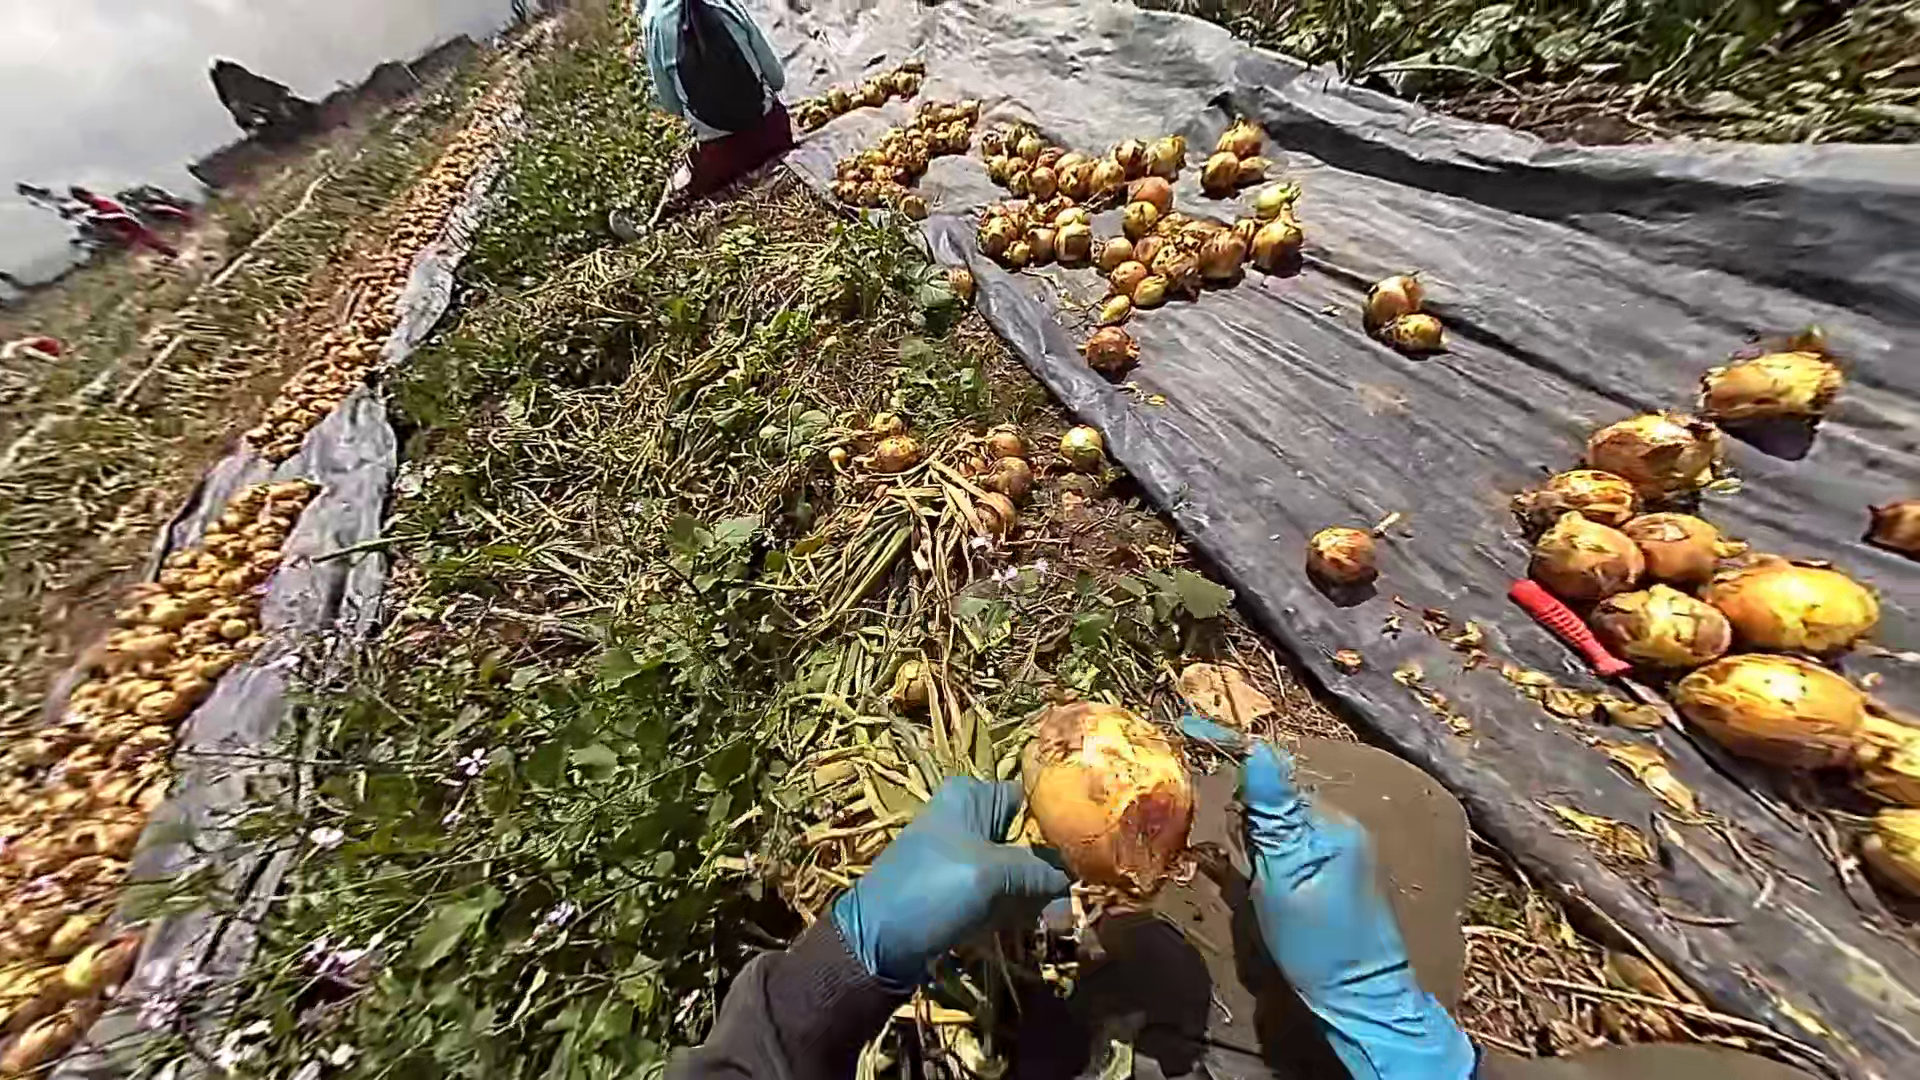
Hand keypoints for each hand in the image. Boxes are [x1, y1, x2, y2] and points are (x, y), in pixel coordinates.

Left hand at [832, 778, 1069, 984]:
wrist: (876, 937)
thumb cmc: (932, 888)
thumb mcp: (991, 875)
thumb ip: (1036, 870)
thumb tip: (1073, 875)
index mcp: (971, 794)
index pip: (1026, 798)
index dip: (1053, 823)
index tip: (1082, 853)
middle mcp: (967, 813)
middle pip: (1022, 834)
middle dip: (1045, 866)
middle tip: (1068, 897)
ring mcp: (961, 848)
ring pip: (1012, 864)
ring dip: (1032, 890)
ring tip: (1053, 917)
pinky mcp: (957, 881)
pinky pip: (996, 886)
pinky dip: (1012, 903)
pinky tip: (1025, 923)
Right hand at [1183, 717, 1474, 1079]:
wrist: (1363, 1004)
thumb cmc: (1316, 943)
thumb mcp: (1282, 877)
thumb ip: (1270, 813)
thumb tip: (1256, 748)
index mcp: (1324, 820)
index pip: (1268, 765)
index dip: (1226, 744)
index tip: (1186, 727)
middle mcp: (1334, 821)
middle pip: (1268, 787)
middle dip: (1239, 801)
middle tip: (1230, 841)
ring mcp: (1335, 842)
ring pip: (1274, 810)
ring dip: (1249, 824)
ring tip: (1246, 865)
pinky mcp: (1330, 860)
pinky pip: (1285, 831)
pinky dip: (1262, 841)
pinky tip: (1257, 868)